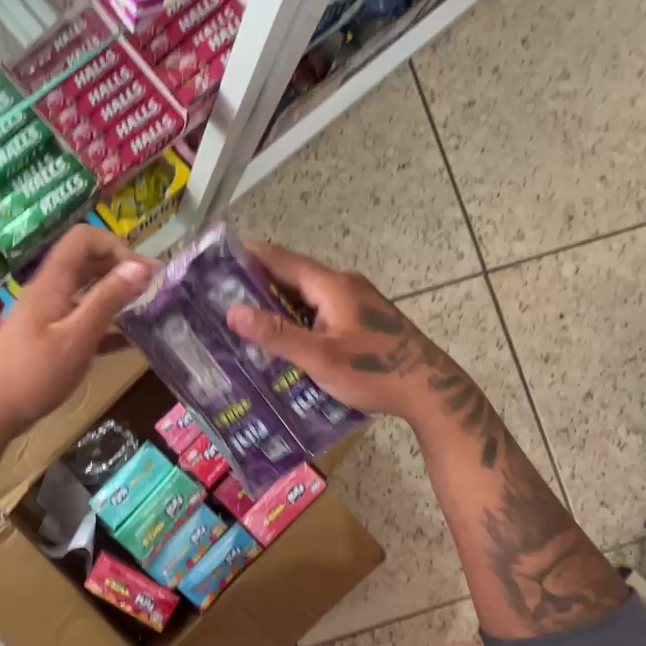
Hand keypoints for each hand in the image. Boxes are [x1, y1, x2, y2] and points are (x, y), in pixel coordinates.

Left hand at [0, 225, 157, 440]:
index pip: (83, 238)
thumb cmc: (33, 376)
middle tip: (153, 289)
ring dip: (113, 295)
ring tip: (144, 312)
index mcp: (51, 283)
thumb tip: (141, 266)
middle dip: (120, 268)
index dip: (116, 246)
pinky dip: (103, 323)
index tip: (142, 273)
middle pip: (85, 261)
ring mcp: (44, 315)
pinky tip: (126, 342)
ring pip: (84, 291)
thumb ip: (107, 300)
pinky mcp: (45, 339)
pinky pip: (79, 320)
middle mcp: (47, 291)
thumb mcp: (76, 338)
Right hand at [224, 241, 443, 417]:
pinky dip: (295, 314)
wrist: (429, 390)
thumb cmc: (375, 373)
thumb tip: (232, 311)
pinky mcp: (361, 317)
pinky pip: (319, 307)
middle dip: (256, 280)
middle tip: (219, 293)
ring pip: (305, 293)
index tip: (216, 258)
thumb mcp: (319, 358)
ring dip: (275, 300)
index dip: (248, 255)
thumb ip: (276, 334)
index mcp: (331, 286)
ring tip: (242, 315)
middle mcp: (343, 284)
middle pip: (292, 274)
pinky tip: (281, 335)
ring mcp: (355, 300)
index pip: (281, 259)